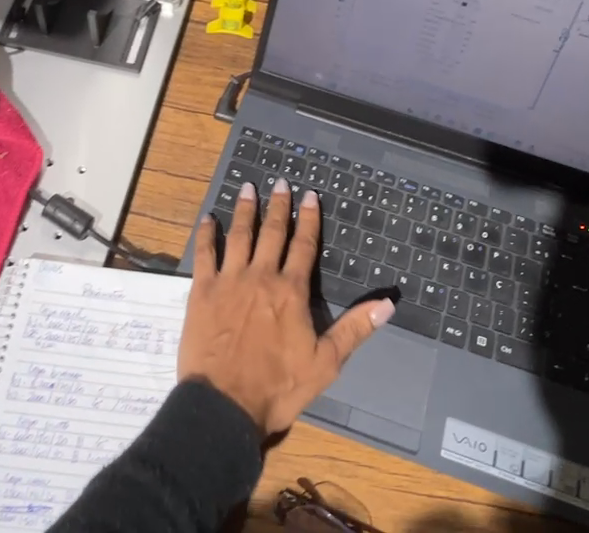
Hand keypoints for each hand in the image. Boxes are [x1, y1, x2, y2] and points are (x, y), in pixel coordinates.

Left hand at [180, 179, 393, 436]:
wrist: (224, 405)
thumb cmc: (278, 387)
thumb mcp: (326, 363)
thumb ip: (355, 329)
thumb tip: (388, 303)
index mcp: (291, 291)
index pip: (304, 245)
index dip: (309, 219)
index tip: (310, 195)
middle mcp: (261, 277)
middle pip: (272, 233)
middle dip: (278, 206)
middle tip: (280, 182)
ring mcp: (228, 282)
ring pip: (239, 236)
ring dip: (245, 211)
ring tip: (248, 188)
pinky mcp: (201, 292)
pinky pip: (204, 255)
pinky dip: (206, 235)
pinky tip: (209, 219)